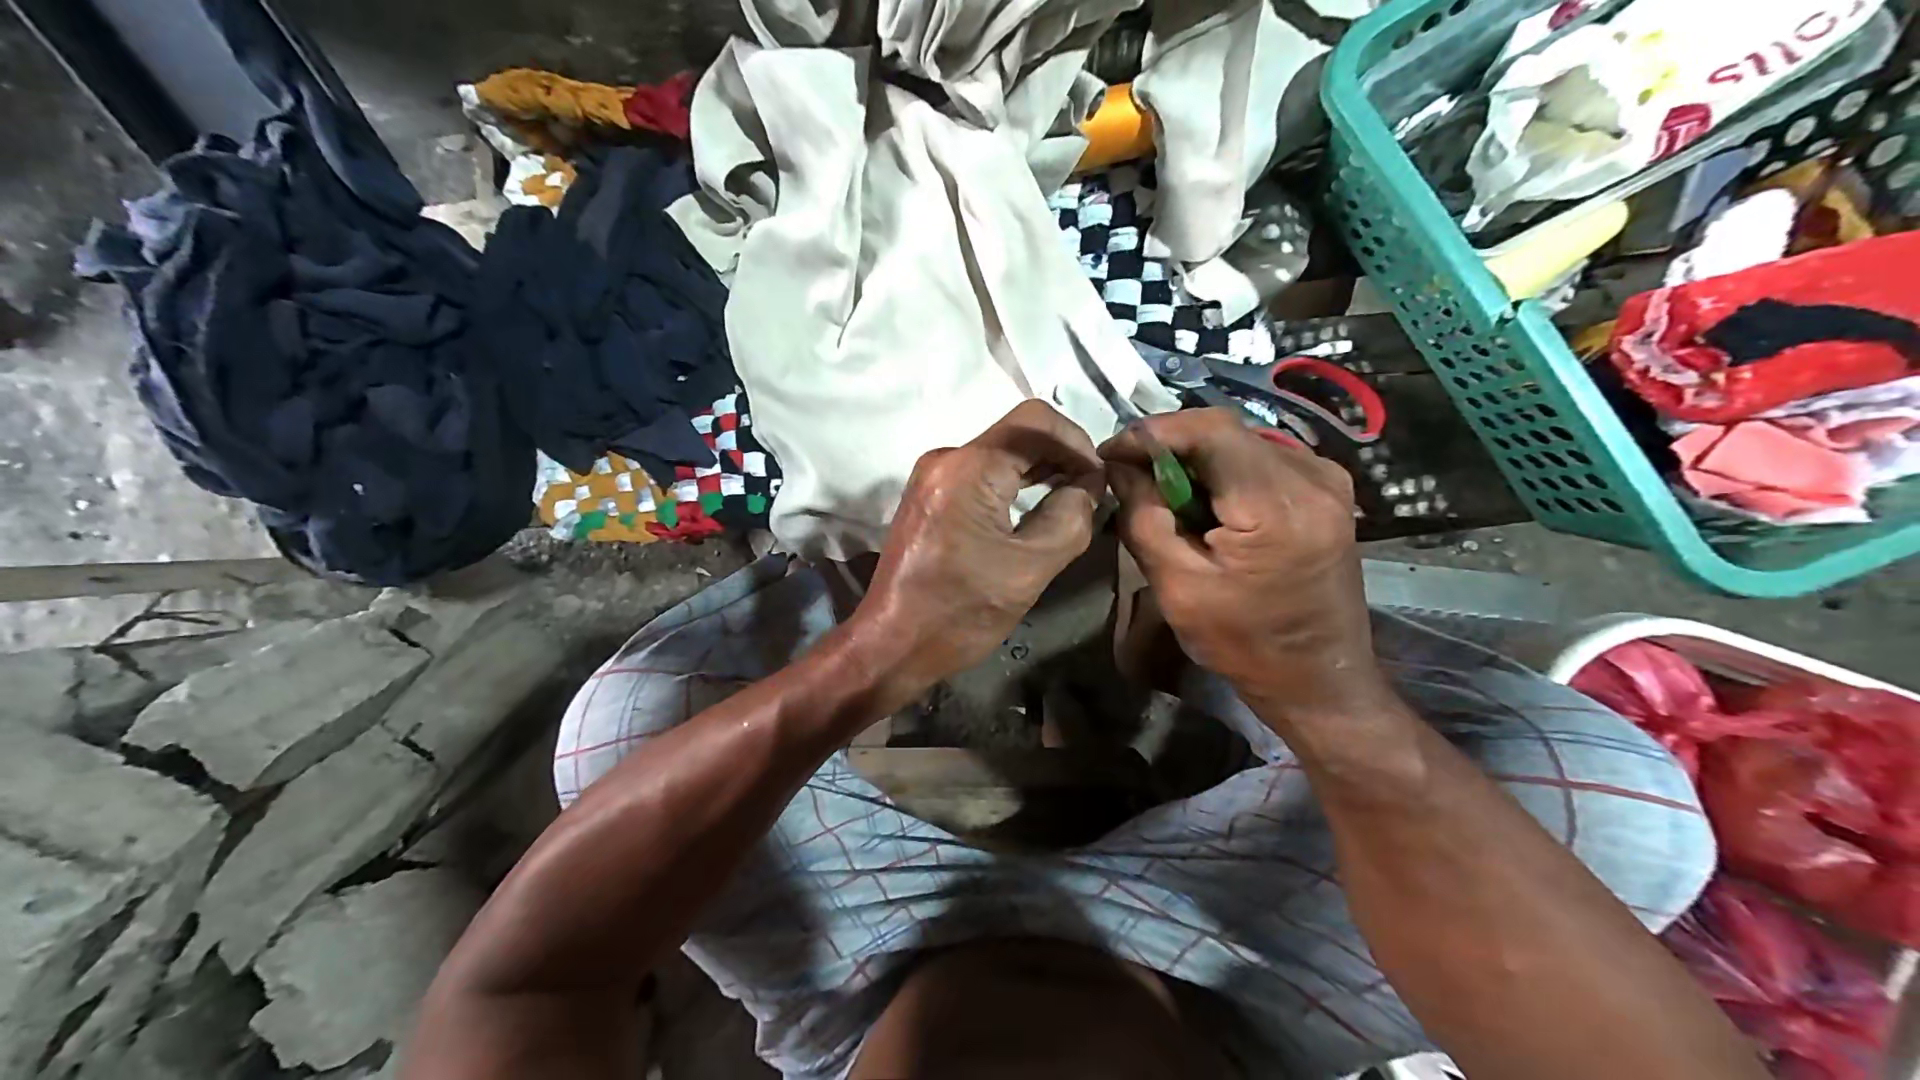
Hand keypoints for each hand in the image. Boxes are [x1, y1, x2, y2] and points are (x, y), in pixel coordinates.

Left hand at [851, 400, 1104, 699]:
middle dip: (1061, 454)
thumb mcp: (1031, 567)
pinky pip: (981, 472)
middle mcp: (946, 459)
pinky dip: (1014, 482)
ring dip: (1039, 468)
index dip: (1078, 441)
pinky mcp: (929, 495)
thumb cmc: (961, 612)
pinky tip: (1038, 504)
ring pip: (1000, 452)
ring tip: (1074, 497)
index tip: (1101, 477)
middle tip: (1094, 489)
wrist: (893, 645)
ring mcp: (932, 476)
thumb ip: (1071, 516)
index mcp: (968, 469)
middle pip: (1018, 433)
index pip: (1036, 422)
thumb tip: (1088, 484)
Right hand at [1103, 409, 1387, 723]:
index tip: (1111, 453)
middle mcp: (1313, 478)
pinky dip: (1223, 468)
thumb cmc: (1243, 643)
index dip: (1152, 432)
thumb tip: (1118, 466)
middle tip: (1128, 473)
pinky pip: (1261, 457)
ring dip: (1194, 456)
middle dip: (1169, 444)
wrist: (1318, 678)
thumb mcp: (1177, 586)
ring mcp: (1328, 479)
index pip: (1208, 431)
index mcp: (1278, 506)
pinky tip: (1204, 501)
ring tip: (1161, 490)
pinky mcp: (1327, 488)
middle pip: (1225, 431)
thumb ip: (1143, 516)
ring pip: (1241, 441)